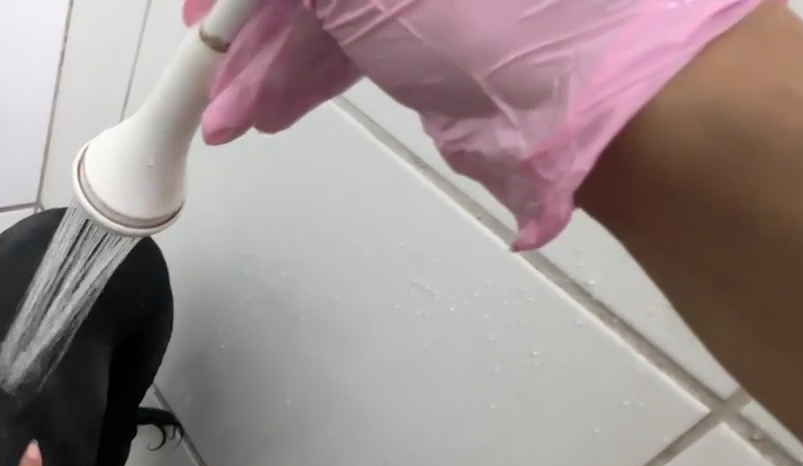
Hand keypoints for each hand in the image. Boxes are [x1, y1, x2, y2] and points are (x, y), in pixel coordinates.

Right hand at [185, 0, 766, 247]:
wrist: (599, 97)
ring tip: (224, 116)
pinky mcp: (442, 11)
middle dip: (256, 20)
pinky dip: (306, 71)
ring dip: (270, 59)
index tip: (203, 8)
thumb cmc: (499, 11)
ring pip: (330, 1)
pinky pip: (354, 32)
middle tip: (205, 68)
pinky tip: (264, 111)